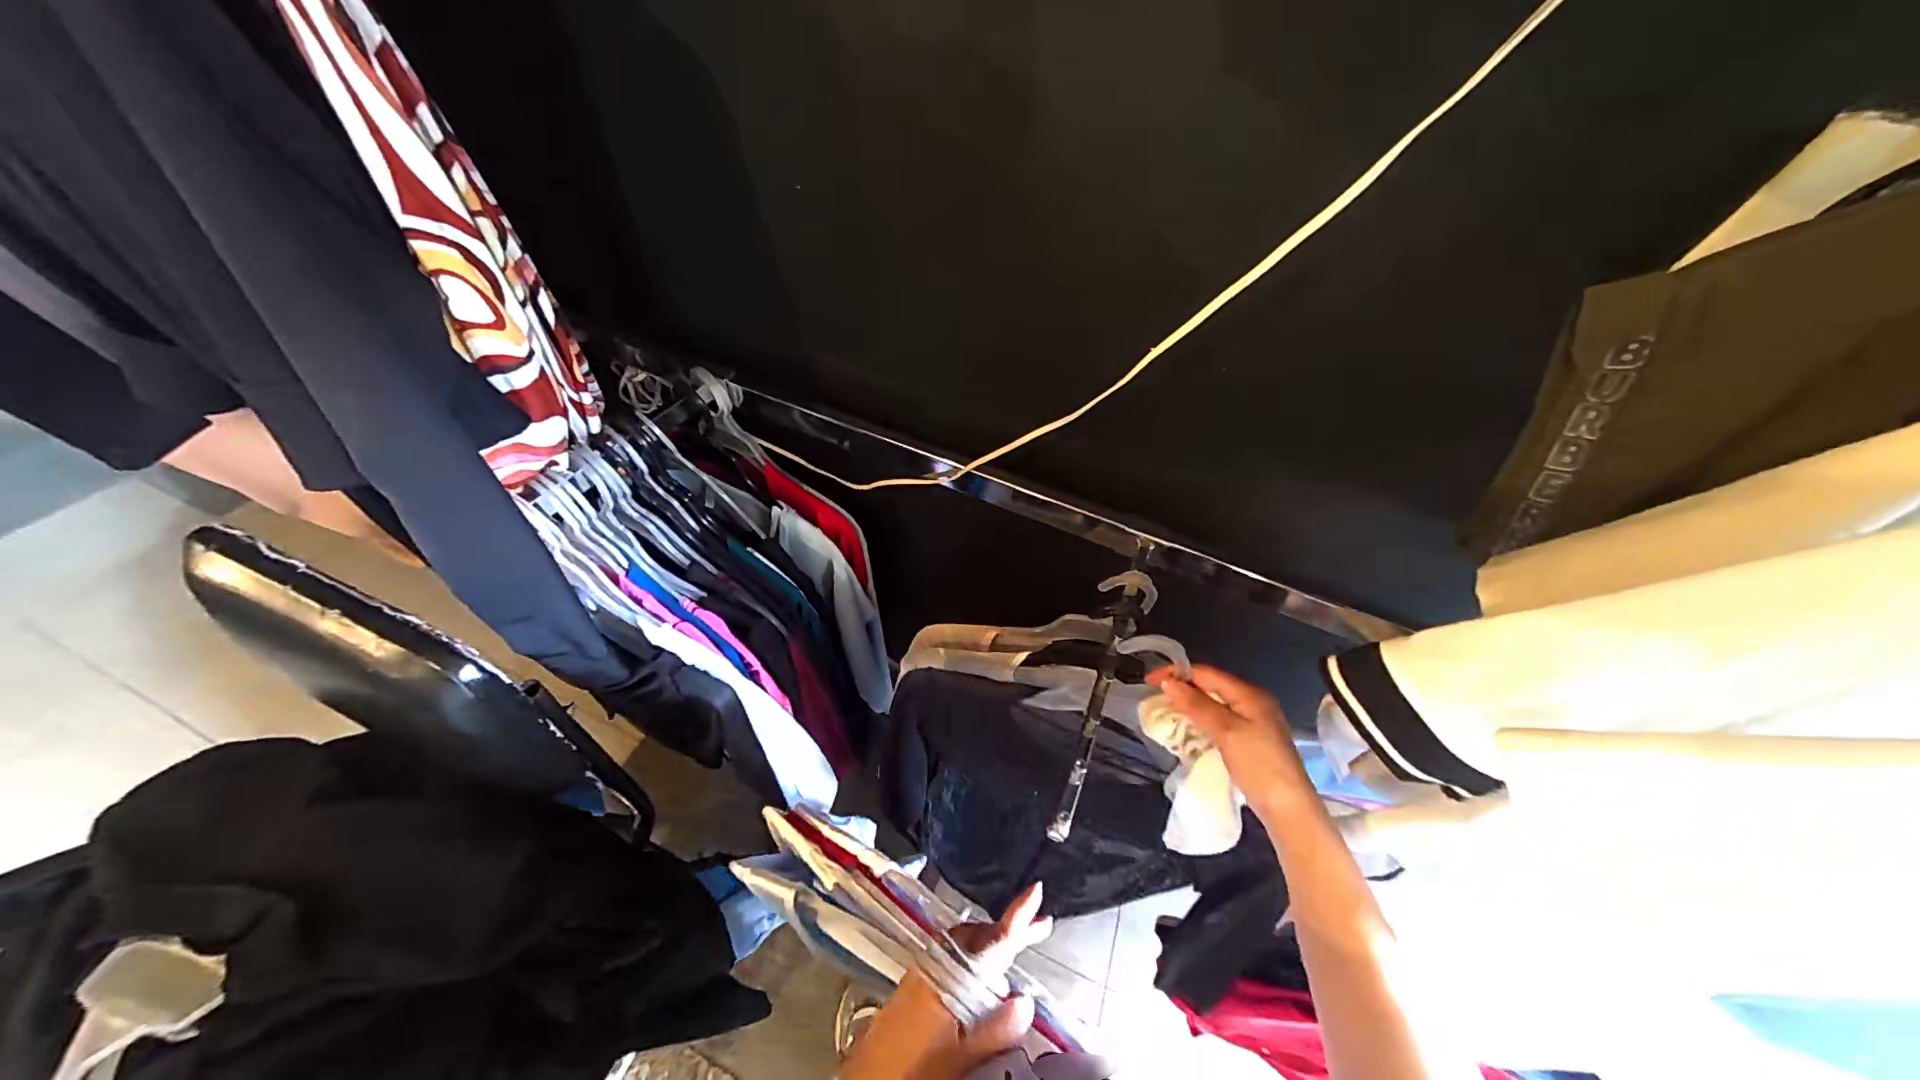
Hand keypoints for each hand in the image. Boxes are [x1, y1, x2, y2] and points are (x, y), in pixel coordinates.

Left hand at [840, 883, 1053, 1079]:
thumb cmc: (912, 1068)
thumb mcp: (959, 1058)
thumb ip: (993, 1031)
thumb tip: (1026, 1000)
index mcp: (949, 975)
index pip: (991, 941)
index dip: (1017, 917)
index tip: (1035, 890)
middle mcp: (937, 964)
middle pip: (980, 936)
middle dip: (1009, 927)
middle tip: (1039, 924)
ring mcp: (924, 971)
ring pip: (966, 943)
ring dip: (992, 939)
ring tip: (1017, 940)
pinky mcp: (917, 984)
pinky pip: (954, 954)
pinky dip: (976, 954)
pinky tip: (983, 969)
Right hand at [1148, 664, 1313, 806]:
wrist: (1288, 808)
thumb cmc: (1258, 765)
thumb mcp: (1226, 731)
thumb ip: (1197, 705)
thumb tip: (1169, 683)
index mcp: (1250, 695)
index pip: (1207, 673)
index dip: (1177, 673)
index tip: (1149, 681)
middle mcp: (1252, 703)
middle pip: (1210, 686)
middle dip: (1182, 688)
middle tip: (1154, 697)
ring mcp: (1253, 722)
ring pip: (1213, 704)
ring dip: (1189, 705)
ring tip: (1165, 712)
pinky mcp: (1249, 740)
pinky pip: (1218, 721)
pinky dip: (1200, 721)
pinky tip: (1187, 730)